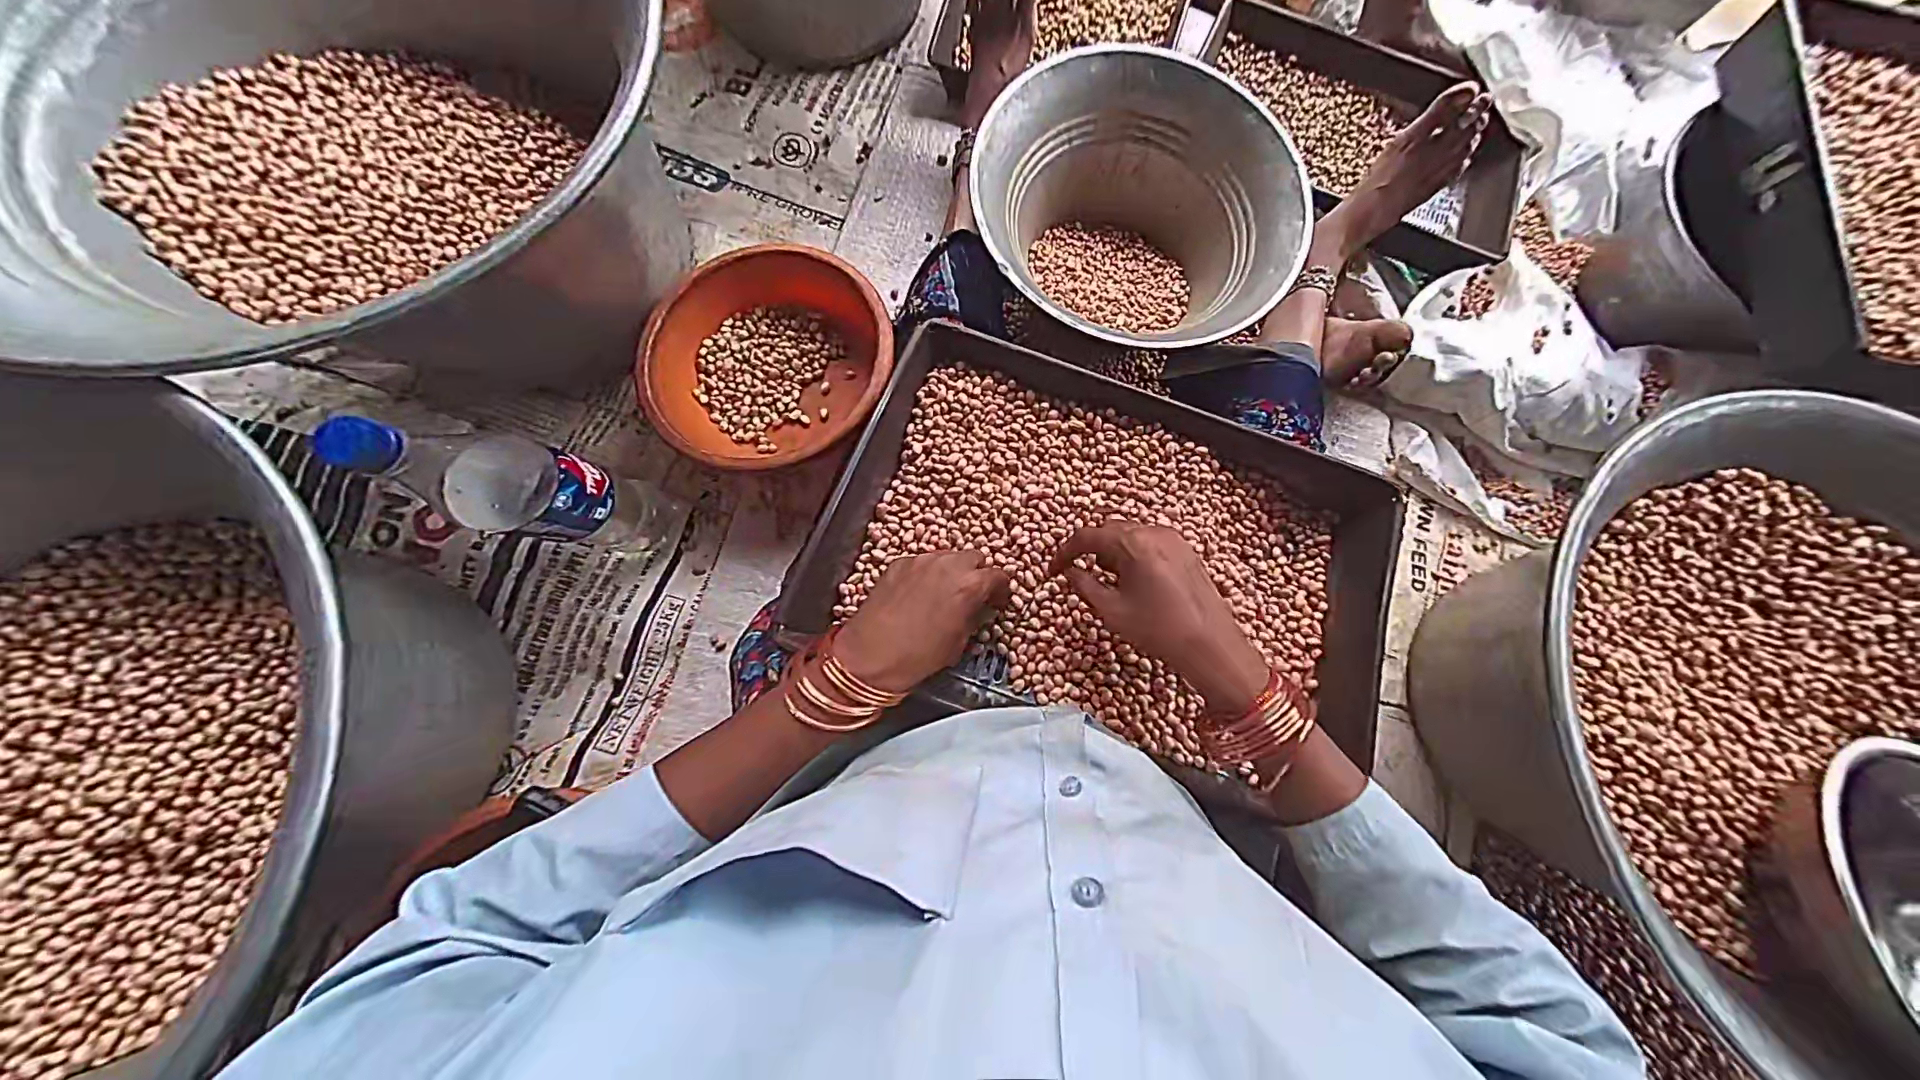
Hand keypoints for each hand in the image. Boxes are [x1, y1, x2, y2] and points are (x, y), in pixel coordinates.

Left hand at [834, 551, 1010, 693]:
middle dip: (977, 574)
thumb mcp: (958, 642)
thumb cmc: (917, 656)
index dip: (1000, 589)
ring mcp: (920, 561)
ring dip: (951, 571)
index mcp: (969, 585)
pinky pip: (921, 563)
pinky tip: (919, 594)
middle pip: (974, 558)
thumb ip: (973, 617)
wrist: (869, 655)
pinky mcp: (897, 563)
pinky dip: (926, 574)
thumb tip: (978, 609)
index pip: (998, 576)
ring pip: (947, 557)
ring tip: (944, 594)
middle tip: (972, 594)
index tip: (997, 600)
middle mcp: (947, 565)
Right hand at [1047, 521, 1269, 714]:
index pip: (1087, 536)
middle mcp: (1155, 533)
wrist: (1211, 646)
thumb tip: (1070, 573)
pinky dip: (1132, 556)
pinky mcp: (1185, 553)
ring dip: (1111, 553)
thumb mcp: (1111, 610)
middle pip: (1109, 530)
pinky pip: (1149, 544)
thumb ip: (1084, 585)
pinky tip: (1130, 582)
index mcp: (1134, 544)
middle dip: (1088, 550)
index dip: (1064, 552)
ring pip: (1130, 536)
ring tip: (1105, 582)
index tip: (1054, 569)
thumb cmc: (1160, 630)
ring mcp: (1174, 541)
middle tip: (1075, 572)